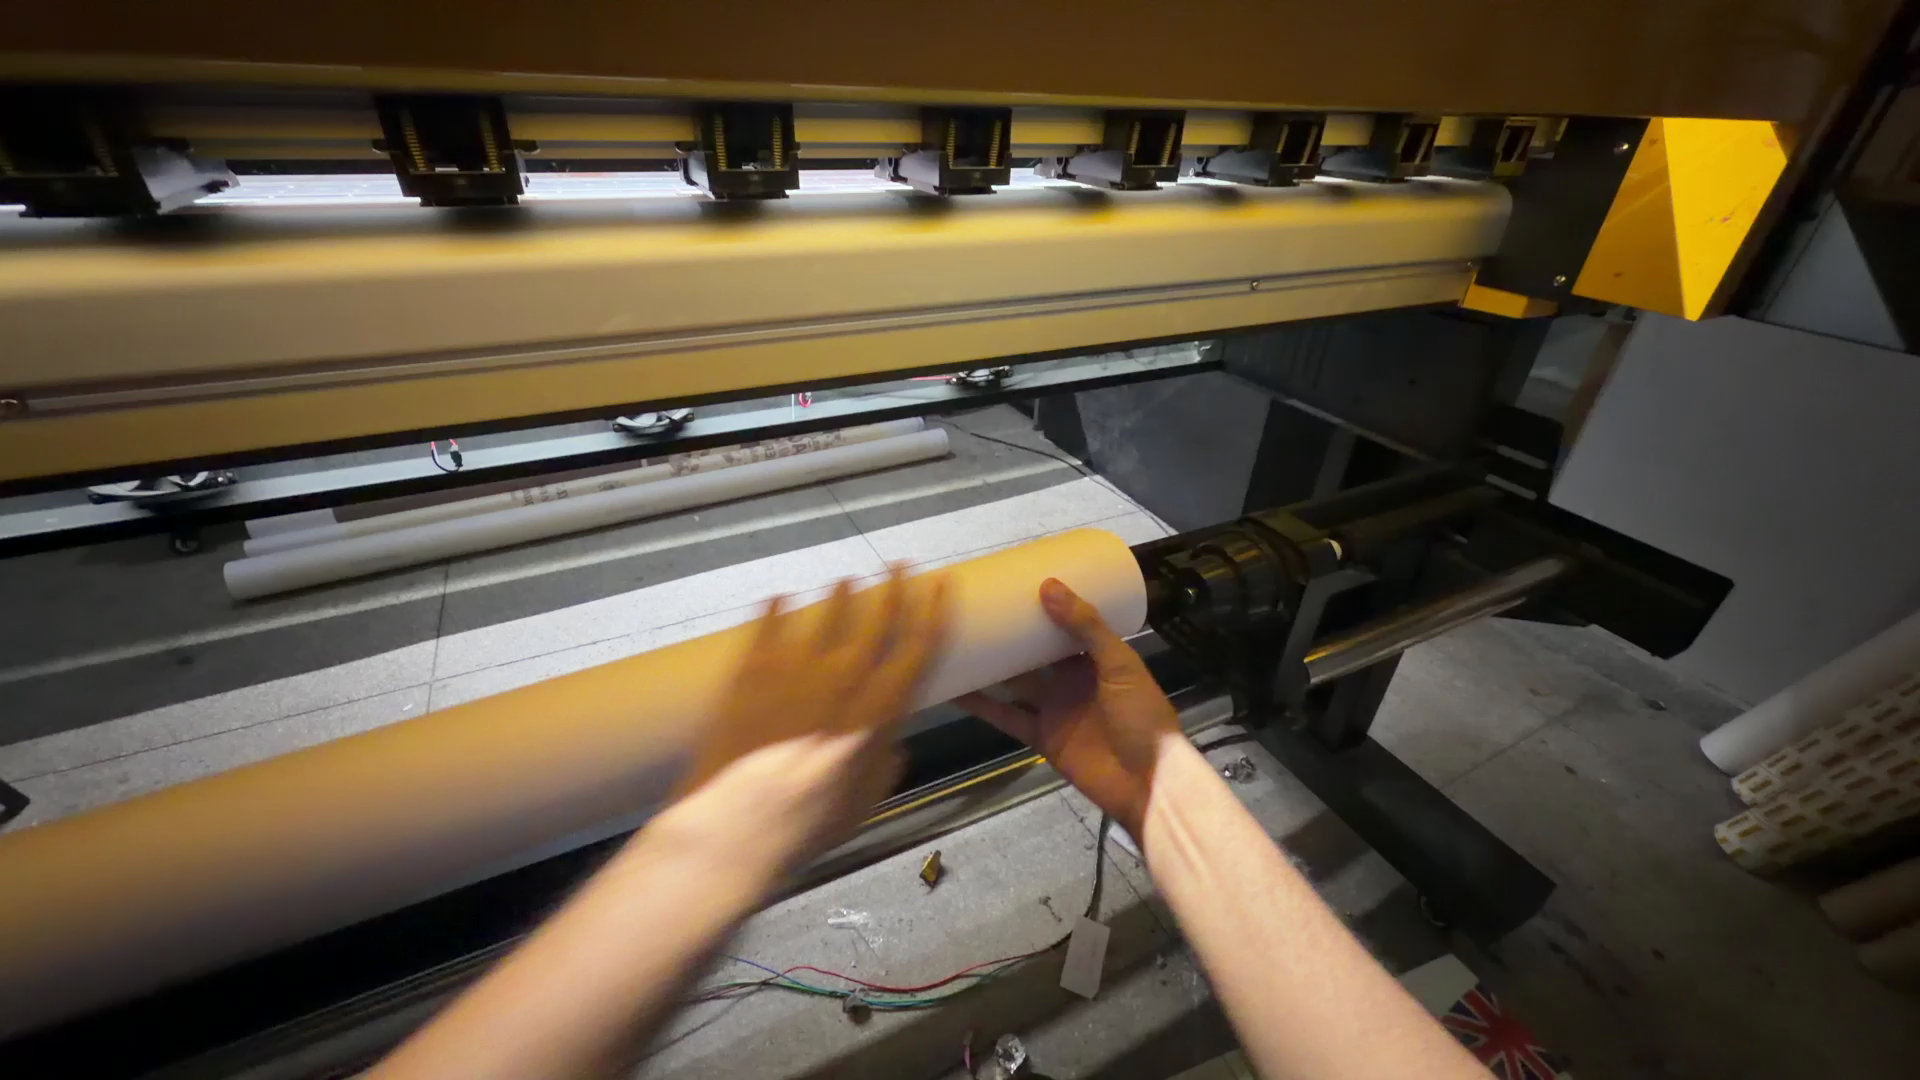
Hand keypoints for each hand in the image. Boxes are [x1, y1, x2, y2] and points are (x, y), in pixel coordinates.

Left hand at [662, 566, 952, 876]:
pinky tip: (780, 596)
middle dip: (893, 587)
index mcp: (879, 710)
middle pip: (877, 619)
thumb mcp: (865, 803)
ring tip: (846, 579)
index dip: (933, 610)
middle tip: (898, 564)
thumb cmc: (808, 824)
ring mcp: (795, 670)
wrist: (736, 826)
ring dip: (841, 594)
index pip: (917, 646)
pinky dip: (776, 609)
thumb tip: (891, 746)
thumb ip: (884, 766)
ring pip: (826, 616)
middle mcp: (843, 679)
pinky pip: (768, 628)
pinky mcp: (752, 672)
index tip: (941, 584)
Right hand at [957, 578, 1179, 836]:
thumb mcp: (1120, 665)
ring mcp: (1055, 708)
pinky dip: (982, 705)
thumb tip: (1048, 586)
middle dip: (1011, 635)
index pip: (1066, 626)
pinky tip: (958, 690)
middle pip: (1035, 653)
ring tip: (958, 644)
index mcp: (1097, 659)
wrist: (1148, 784)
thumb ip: (1087, 627)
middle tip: (978, 609)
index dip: (1044, 608)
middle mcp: (1072, 680)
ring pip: (1015, 682)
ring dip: (990, 667)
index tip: (1017, 585)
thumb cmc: (1143, 718)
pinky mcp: (1040, 736)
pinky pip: (1006, 716)